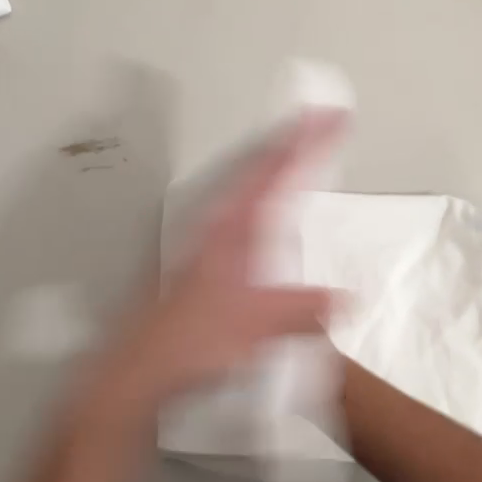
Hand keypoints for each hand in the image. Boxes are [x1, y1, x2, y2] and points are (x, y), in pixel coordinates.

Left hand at [101, 109, 346, 404]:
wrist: (137, 366)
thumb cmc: (191, 342)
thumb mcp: (259, 328)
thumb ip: (303, 310)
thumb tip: (343, 299)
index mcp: (231, 228)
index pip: (272, 171)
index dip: (305, 140)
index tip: (333, 115)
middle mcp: (211, 224)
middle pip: (251, 166)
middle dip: (286, 140)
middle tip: (313, 120)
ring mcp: (196, 237)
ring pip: (234, 183)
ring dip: (263, 161)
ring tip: (287, 147)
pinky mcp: (189, 257)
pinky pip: (226, 206)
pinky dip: (247, 190)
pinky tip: (250, 207)